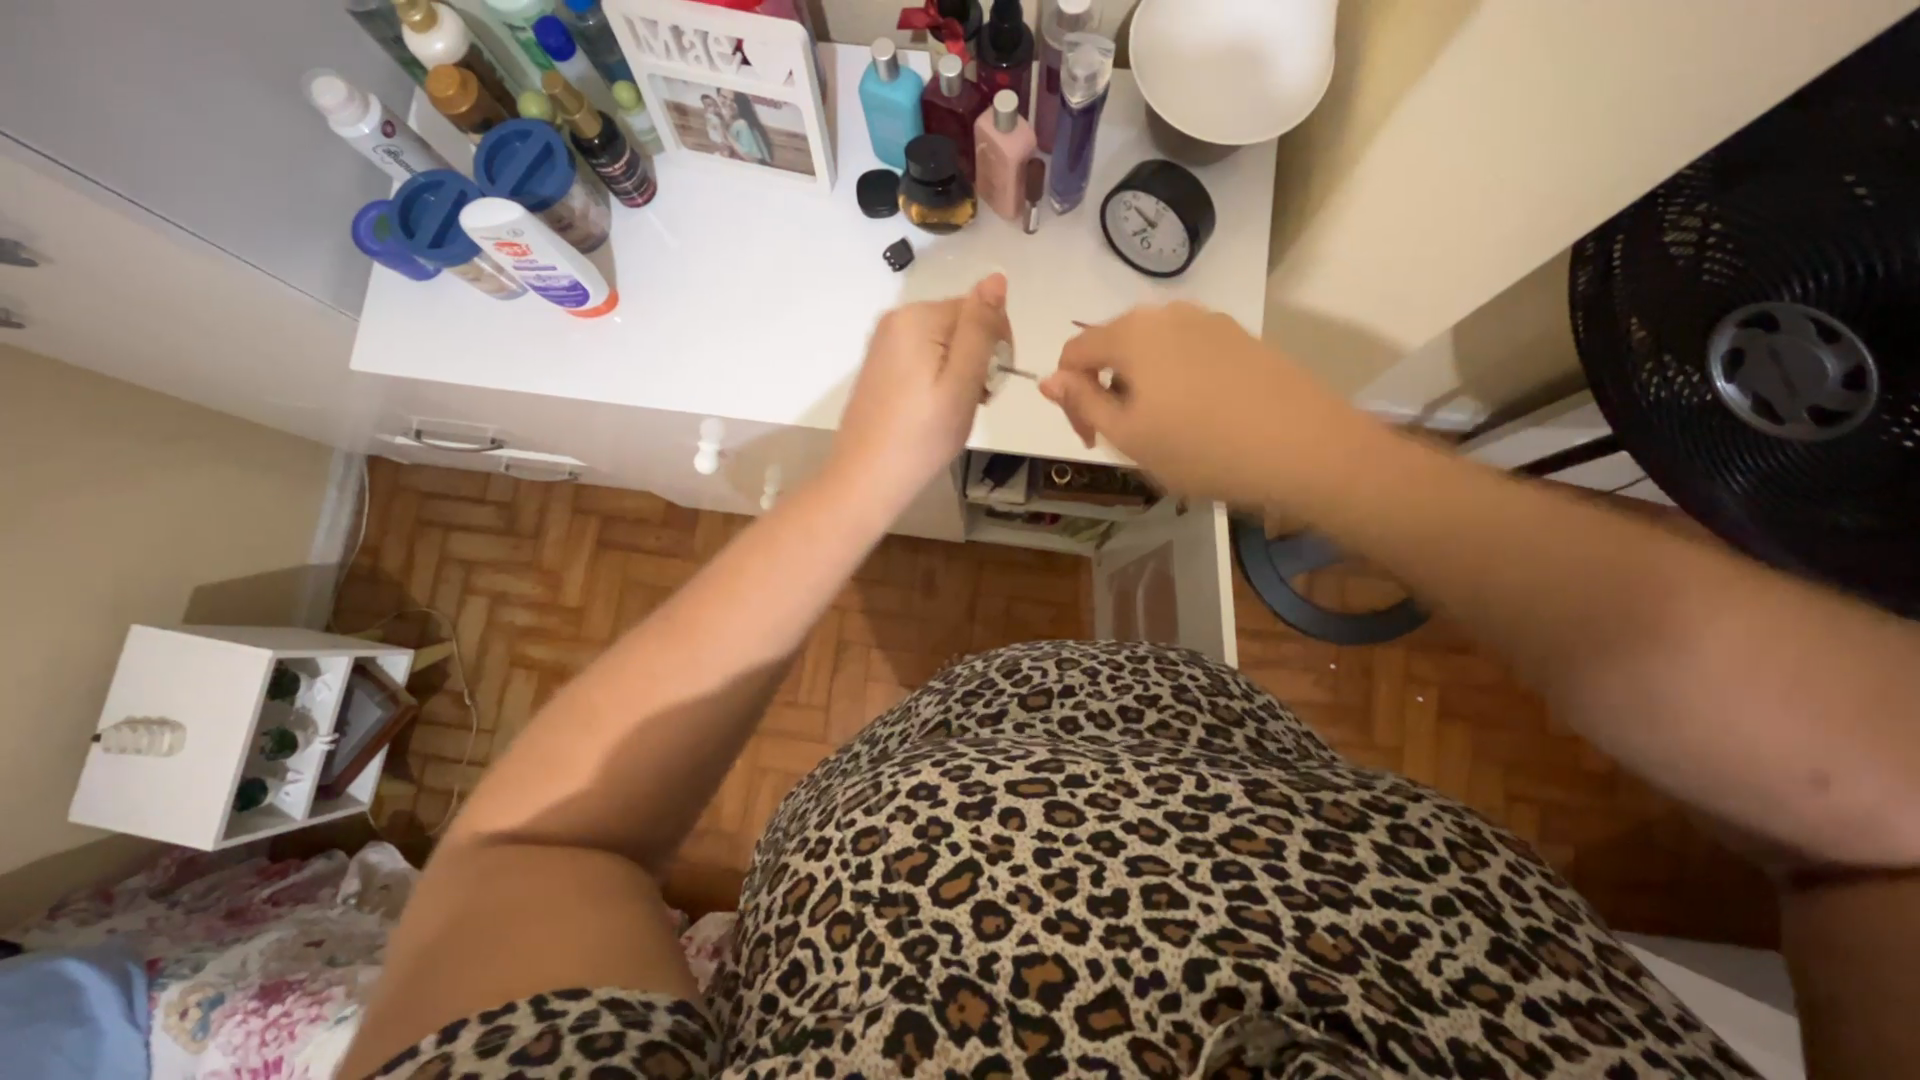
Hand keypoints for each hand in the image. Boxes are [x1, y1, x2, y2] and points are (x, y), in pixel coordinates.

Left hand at [829, 274, 1010, 506]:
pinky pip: (924, 359)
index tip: (992, 385)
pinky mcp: (880, 367)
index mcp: (916, 317)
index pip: (979, 308)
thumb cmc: (921, 436)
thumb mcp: (962, 381)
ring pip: (945, 344)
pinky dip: (939, 380)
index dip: (997, 345)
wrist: (866, 479)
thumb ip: (981, 328)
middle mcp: (895, 320)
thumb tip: (996, 276)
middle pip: (960, 324)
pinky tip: (934, 410)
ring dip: (961, 372)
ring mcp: (884, 344)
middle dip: (978, 358)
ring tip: (953, 410)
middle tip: (973, 401)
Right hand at [1039, 302, 1367, 505]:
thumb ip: (1083, 403)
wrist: (1304, 447)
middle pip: (1114, 347)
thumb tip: (1048, 379)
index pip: (1073, 354)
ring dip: (1143, 387)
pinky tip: (1201, 419)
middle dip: (1108, 391)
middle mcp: (1166, 313)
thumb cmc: (1202, 447)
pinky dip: (1178, 382)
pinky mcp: (1240, 337)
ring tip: (1165, 432)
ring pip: (1153, 351)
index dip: (1069, 398)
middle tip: (1127, 440)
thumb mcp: (1128, 435)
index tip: (1092, 440)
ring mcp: (1209, 321)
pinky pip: (1189, 354)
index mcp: (1131, 332)